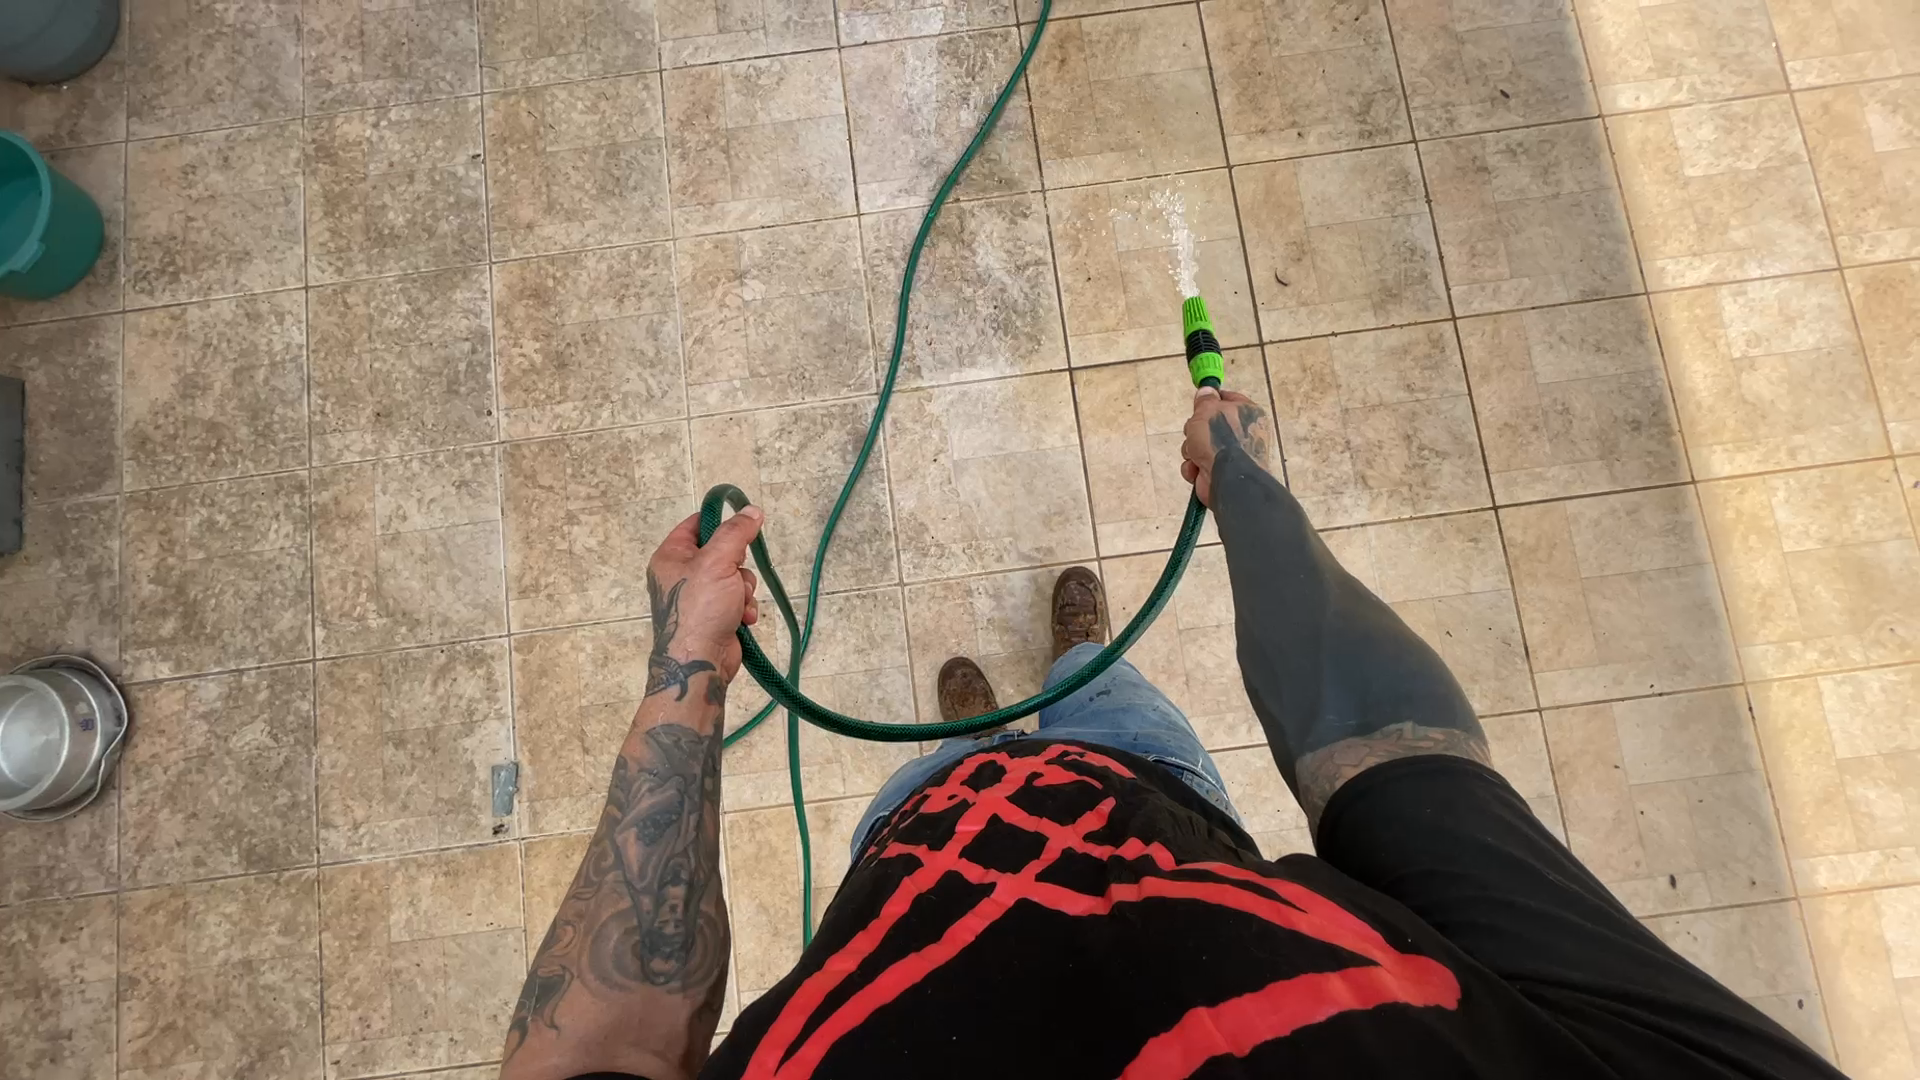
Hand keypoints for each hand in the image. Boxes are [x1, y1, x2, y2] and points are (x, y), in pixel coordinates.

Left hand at [644, 507, 762, 685]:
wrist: (700, 661)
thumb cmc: (701, 607)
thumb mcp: (718, 561)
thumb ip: (736, 533)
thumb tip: (752, 510)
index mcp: (671, 556)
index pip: (696, 524)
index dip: (720, 521)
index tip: (744, 523)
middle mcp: (681, 575)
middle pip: (722, 552)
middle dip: (739, 565)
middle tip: (736, 574)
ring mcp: (699, 597)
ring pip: (735, 577)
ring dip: (744, 589)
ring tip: (739, 604)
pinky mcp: (714, 615)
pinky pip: (738, 600)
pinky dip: (744, 607)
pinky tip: (743, 618)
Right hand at [1180, 387, 1275, 505]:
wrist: (1228, 478)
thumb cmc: (1220, 439)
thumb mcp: (1207, 411)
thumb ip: (1205, 400)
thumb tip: (1207, 391)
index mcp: (1247, 412)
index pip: (1227, 398)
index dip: (1210, 400)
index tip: (1197, 404)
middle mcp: (1241, 433)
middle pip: (1208, 424)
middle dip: (1195, 430)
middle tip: (1194, 433)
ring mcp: (1231, 455)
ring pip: (1198, 445)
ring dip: (1191, 450)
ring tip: (1195, 455)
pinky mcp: (1219, 473)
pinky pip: (1197, 465)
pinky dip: (1193, 468)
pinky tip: (1196, 470)